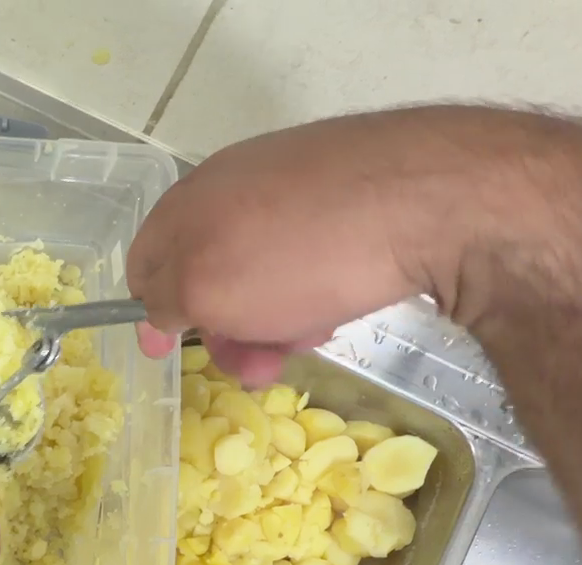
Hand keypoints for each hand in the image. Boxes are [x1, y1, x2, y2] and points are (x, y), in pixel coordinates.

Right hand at [127, 106, 560, 382]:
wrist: (439, 201)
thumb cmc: (300, 256)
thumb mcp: (205, 294)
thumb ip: (163, 305)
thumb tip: (156, 313)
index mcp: (187, 200)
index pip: (143, 264)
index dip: (152, 314)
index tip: (172, 352)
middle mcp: (233, 184)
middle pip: (201, 274)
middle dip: (220, 328)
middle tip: (252, 364)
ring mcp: (293, 182)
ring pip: (255, 271)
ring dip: (265, 320)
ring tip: (303, 342)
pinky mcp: (348, 188)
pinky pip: (303, 253)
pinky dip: (306, 290)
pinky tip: (334, 308)